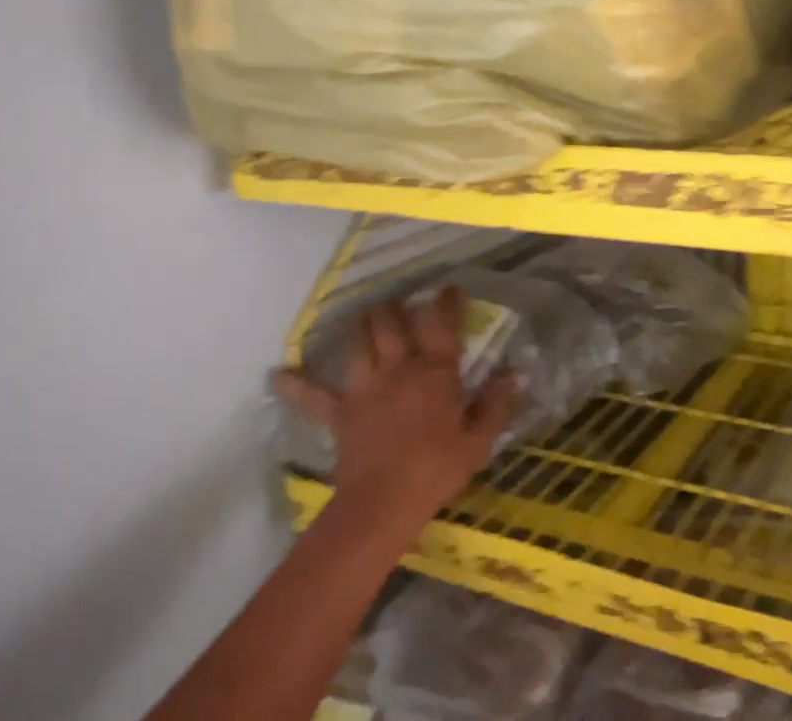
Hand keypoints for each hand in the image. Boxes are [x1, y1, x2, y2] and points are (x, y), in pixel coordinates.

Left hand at [274, 288, 519, 540]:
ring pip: (358, 345)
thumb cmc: (437, 469)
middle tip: (400, 302)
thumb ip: (496, 404)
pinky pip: (313, 395)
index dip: (447, 302)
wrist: (383, 503)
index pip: (441, 324)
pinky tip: (278, 375)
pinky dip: (297, 384)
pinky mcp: (339, 413)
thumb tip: (513, 374)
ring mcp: (363, 388)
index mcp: (435, 372)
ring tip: (366, 319)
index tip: (452, 289)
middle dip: (395, 308)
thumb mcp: (479, 440)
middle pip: (390, 324)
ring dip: (363, 328)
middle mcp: (397, 369)